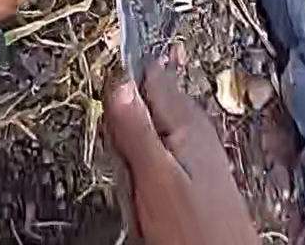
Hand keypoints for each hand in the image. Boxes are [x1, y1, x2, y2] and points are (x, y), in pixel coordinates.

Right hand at [104, 63, 260, 244]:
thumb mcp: (156, 178)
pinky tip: (145, 197)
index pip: (147, 75)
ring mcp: (195, 152)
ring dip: (134, 152)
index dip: (121, 87)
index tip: (107, 111)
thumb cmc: (197, 234)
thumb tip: (118, 80)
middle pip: (146, 104)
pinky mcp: (193, 177)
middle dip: (126, 125)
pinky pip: (158, 158)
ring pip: (149, 132)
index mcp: (186, 119)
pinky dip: (145, 171)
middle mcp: (193, 128)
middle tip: (122, 159)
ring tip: (134, 185)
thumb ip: (136, 129)